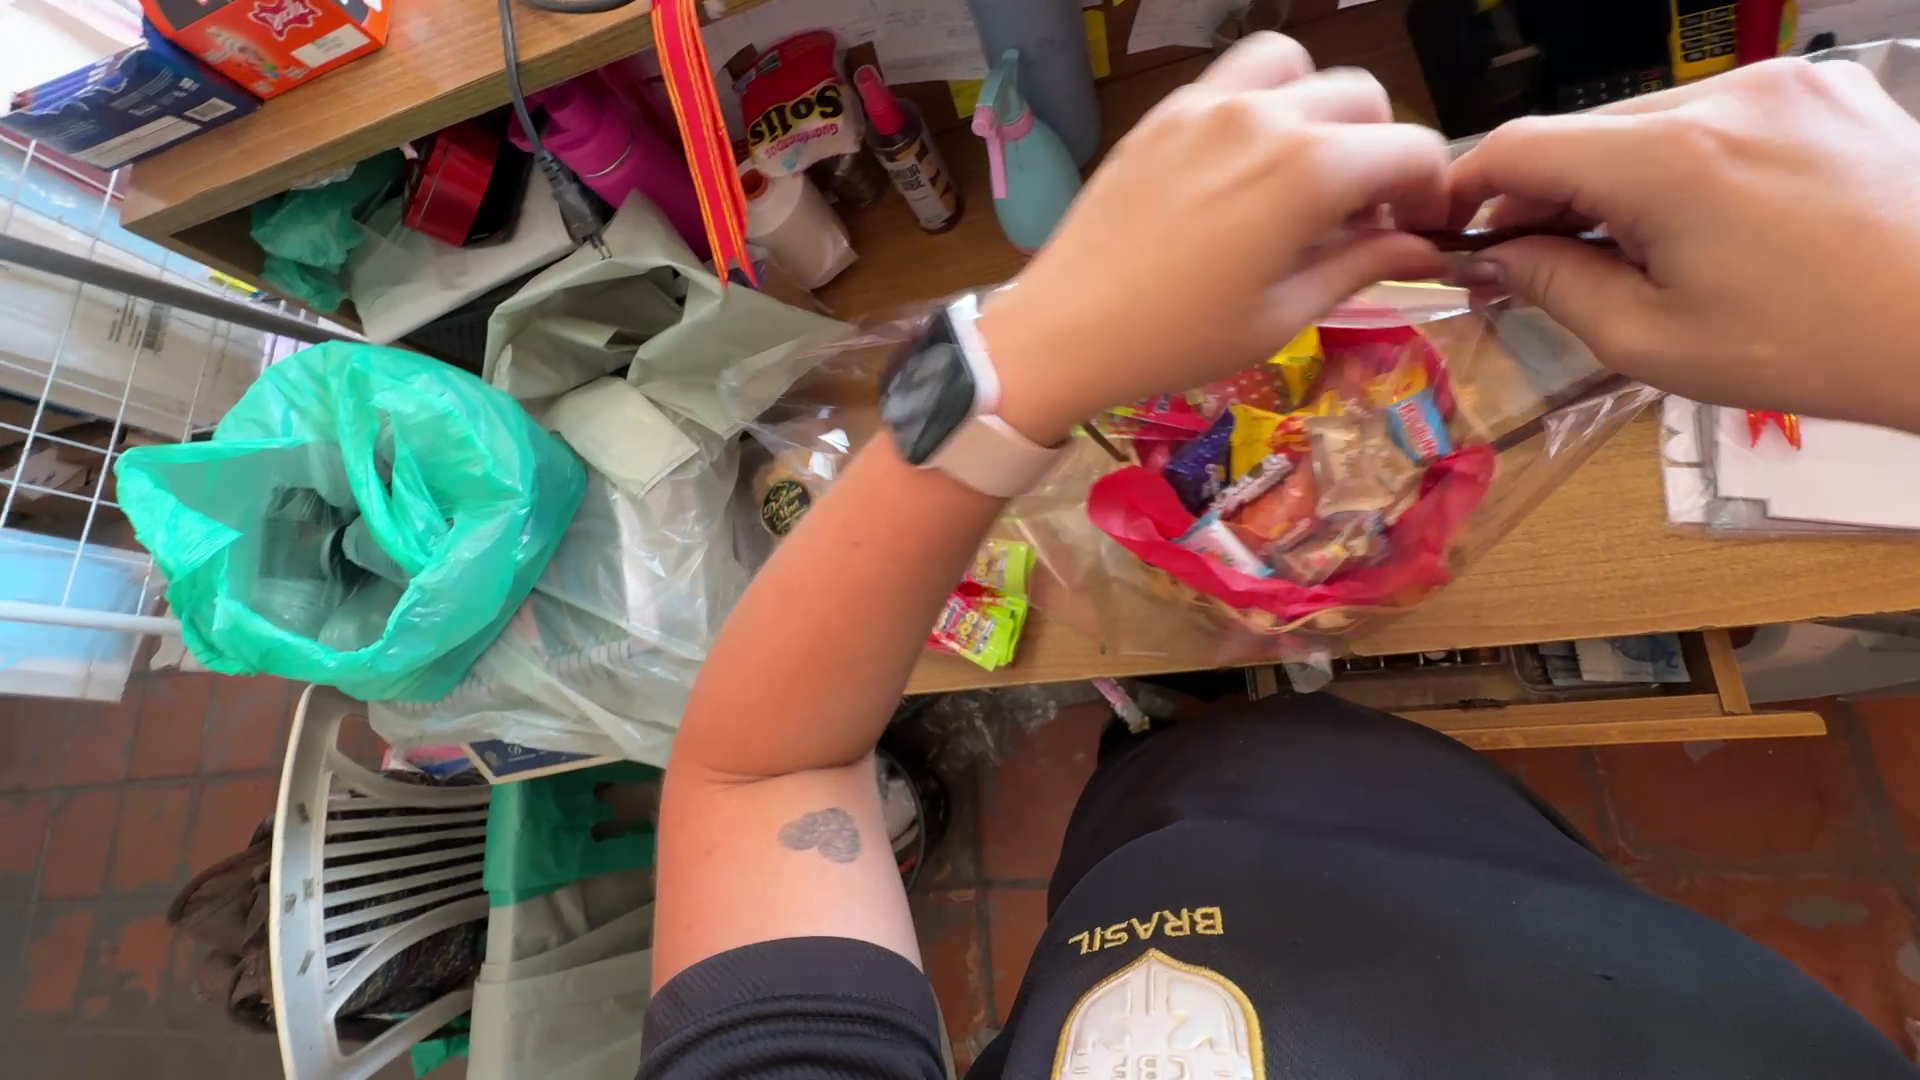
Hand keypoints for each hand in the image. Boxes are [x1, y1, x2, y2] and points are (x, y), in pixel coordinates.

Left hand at [983, 32, 1449, 445]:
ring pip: (1293, 69)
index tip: (1416, 228)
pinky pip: (1227, 83)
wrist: (1061, 335)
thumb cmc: (1172, 343)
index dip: (1429, 190)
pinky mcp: (1158, 117)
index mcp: (1309, 170)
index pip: (1410, 149)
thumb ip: (1357, 268)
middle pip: (1361, 101)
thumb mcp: (1277, 320)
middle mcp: (1264, 116)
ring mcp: (1203, 107)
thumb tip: (1420, 247)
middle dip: (1376, 152)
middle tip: (1352, 215)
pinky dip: (1254, 108)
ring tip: (1294, 174)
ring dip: (1315, 111)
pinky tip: (1233, 168)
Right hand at [1449, 57, 1919, 431]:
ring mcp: (1784, 86)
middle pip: (1574, 136)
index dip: (1459, 188)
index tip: (1438, 236)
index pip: (1518, 146)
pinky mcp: (1823, 93)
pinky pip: (1697, 123)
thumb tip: (1486, 258)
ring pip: (1632, 129)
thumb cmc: (1798, 346)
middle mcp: (1726, 96)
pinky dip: (1653, 171)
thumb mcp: (1639, 334)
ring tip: (1598, 254)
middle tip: (1512, 267)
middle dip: (1527, 200)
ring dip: (1589, 188)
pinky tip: (1667, 225)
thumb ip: (1548, 281)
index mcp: (1671, 158)